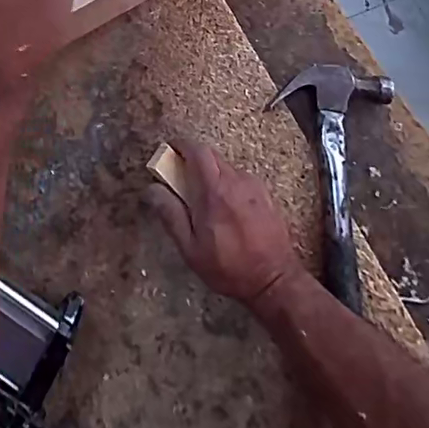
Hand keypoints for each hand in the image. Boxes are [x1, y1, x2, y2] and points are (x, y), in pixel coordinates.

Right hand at [142, 138, 298, 306]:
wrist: (276, 282)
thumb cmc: (229, 268)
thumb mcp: (190, 248)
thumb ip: (170, 215)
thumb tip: (152, 189)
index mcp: (213, 191)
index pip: (197, 150)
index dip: (180, 145)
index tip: (170, 150)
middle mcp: (235, 182)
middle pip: (210, 154)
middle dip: (193, 160)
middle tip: (182, 178)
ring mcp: (253, 187)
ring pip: (226, 167)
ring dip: (211, 173)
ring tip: (206, 199)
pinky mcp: (266, 196)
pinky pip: (240, 179)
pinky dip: (228, 184)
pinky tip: (227, 208)